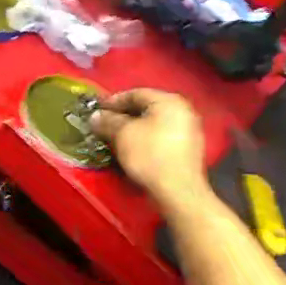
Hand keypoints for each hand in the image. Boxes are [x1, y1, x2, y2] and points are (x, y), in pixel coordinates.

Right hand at [89, 89, 209, 204]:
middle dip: (124, 116)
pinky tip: (134, 150)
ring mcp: (189, 130)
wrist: (178, 191)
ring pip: (154, 124)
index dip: (114, 101)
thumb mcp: (123, 135)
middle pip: (147, 108)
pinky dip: (146, 140)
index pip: (136, 93)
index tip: (97, 109)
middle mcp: (183, 110)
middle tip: (105, 124)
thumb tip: (96, 116)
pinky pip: (162, 138)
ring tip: (116, 138)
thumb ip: (108, 121)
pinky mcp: (189, 150)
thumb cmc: (150, 156)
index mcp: (169, 101)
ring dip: (135, 129)